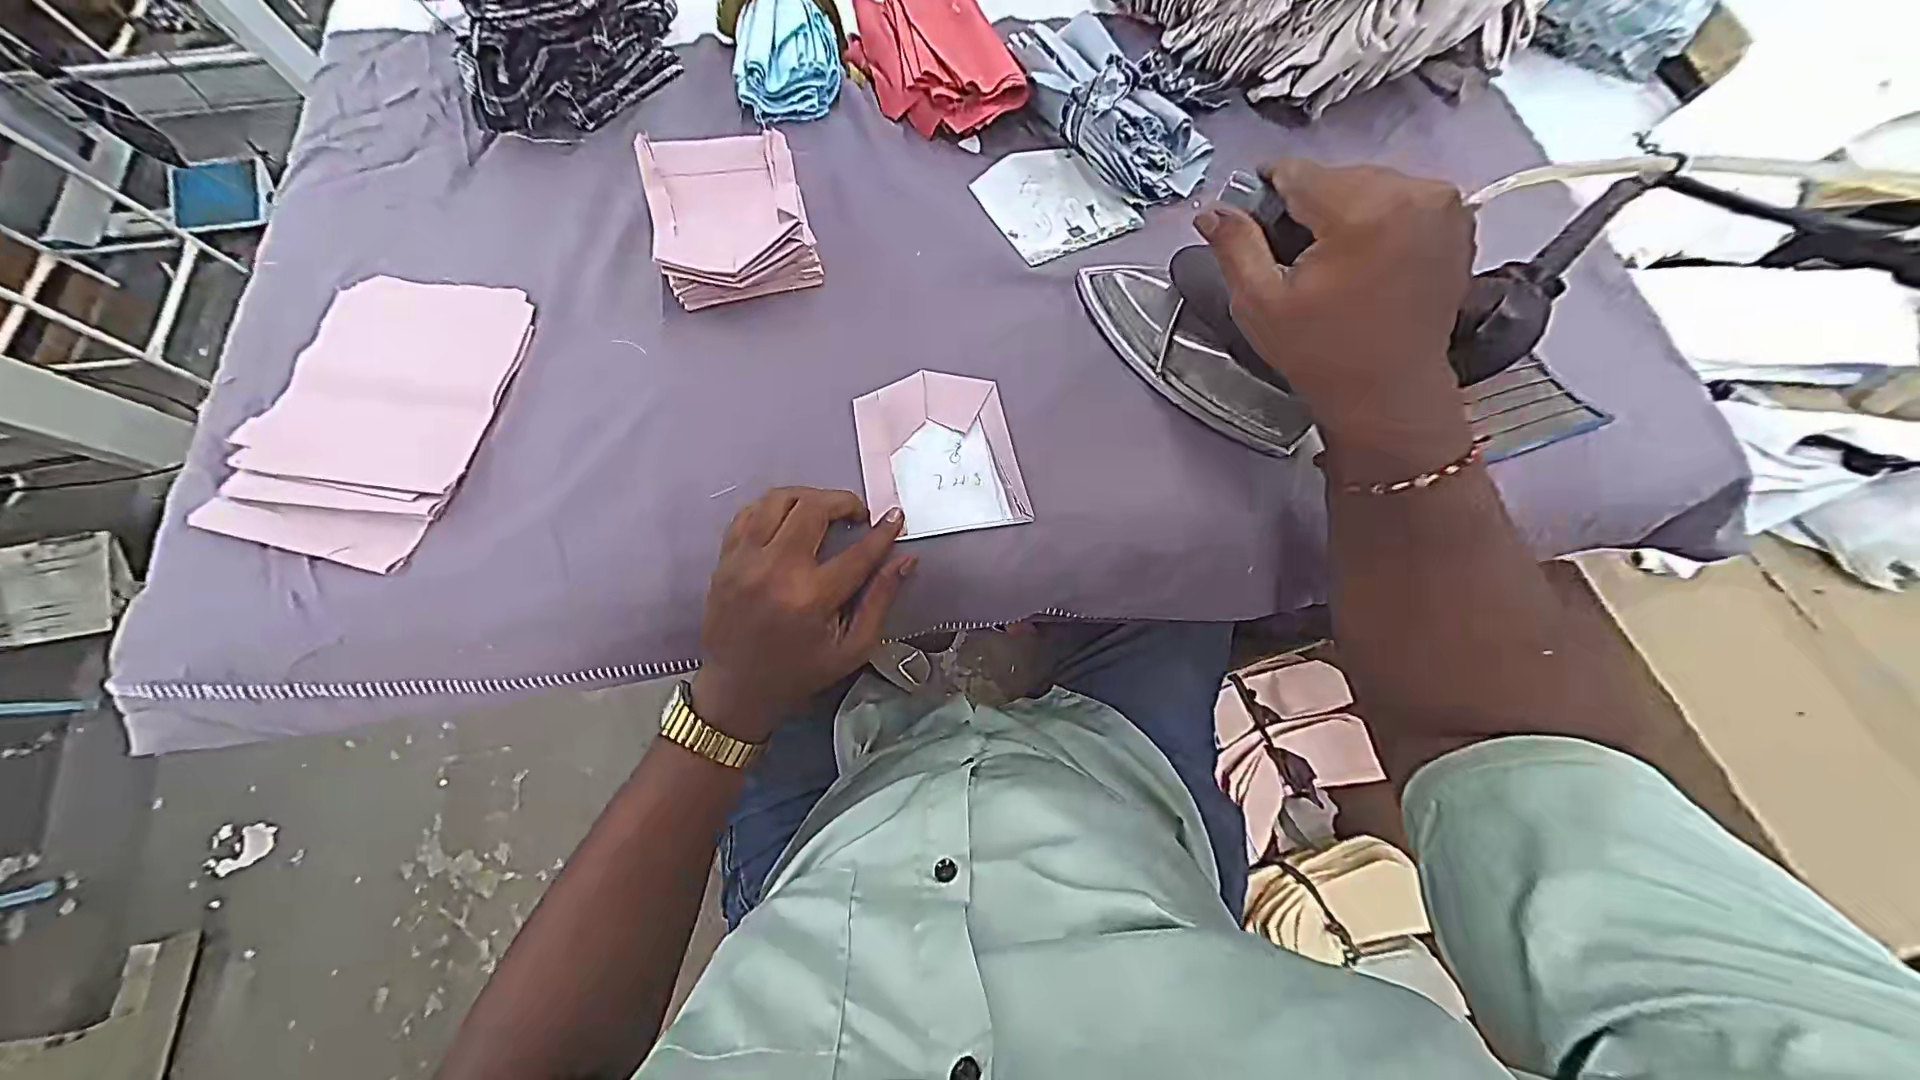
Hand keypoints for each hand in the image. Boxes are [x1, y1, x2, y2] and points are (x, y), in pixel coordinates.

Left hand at [691, 488, 913, 743]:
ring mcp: (745, 560)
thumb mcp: (852, 648)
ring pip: (778, 499)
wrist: (737, 687)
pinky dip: (775, 507)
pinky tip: (790, 519)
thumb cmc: (800, 671)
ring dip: (809, 497)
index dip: (883, 531)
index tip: (895, 517)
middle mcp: (775, 570)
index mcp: (811, 598)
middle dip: (844, 502)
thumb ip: (880, 600)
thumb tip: (905, 560)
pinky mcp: (726, 558)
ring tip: (825, 511)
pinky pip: (750, 512)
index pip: (857, 551)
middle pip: (813, 509)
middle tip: (857, 515)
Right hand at [1195, 160, 1475, 481]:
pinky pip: (1400, 199)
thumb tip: (1211, 211)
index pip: (1297, 172)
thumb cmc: (1320, 353)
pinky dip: (1375, 219)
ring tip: (1329, 265)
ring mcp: (1443, 204)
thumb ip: (1235, 247)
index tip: (1253, 224)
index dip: (1265, 193)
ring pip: (1367, 183)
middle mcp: (1413, 192)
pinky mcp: (1457, 220)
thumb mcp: (1260, 304)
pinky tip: (1362, 262)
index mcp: (1362, 210)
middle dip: (1307, 207)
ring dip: (1341, 212)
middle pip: (1335, 175)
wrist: (1387, 390)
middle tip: (1292, 259)